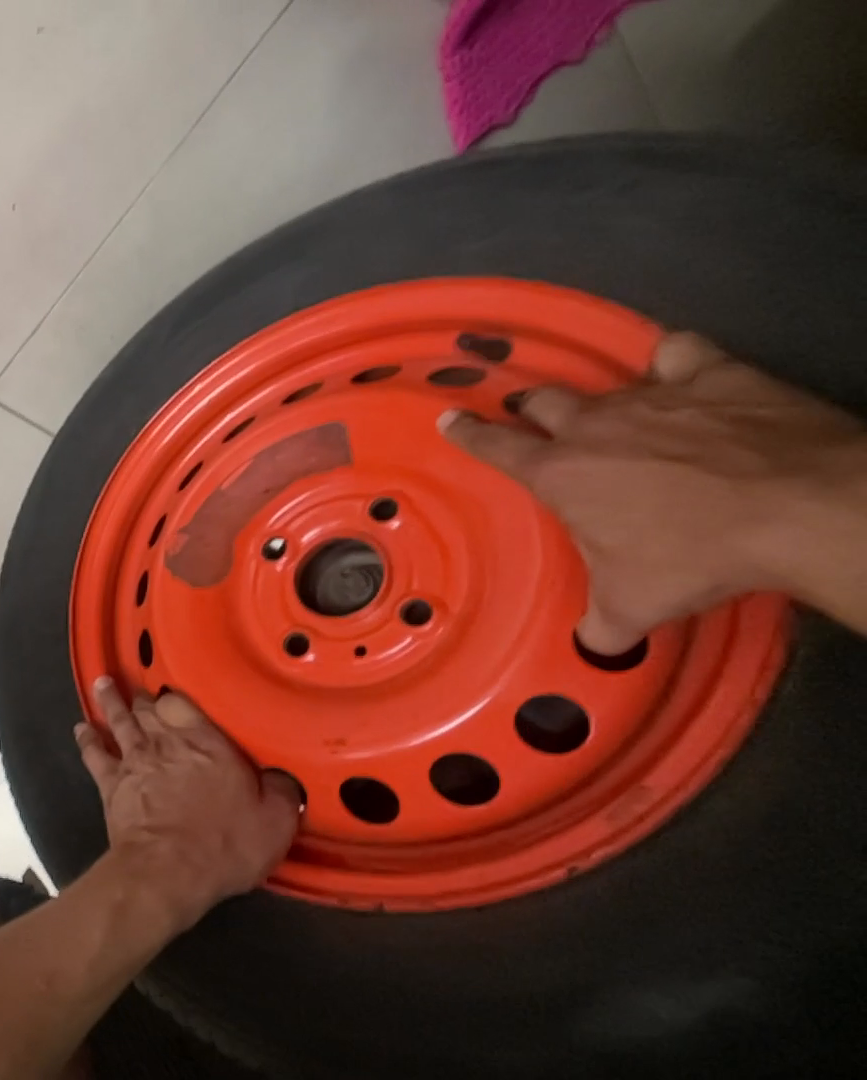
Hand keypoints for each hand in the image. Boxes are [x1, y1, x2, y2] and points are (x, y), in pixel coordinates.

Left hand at [75, 678, 301, 926]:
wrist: (168, 869)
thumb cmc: (225, 844)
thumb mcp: (274, 821)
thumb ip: (279, 791)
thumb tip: (281, 776)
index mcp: (206, 742)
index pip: (183, 704)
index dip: (176, 696)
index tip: (173, 691)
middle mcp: (165, 743)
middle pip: (149, 709)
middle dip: (143, 697)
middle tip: (138, 687)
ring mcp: (134, 760)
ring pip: (119, 721)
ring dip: (110, 702)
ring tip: (102, 685)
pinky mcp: (111, 783)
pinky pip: (94, 753)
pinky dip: (86, 738)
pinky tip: (81, 728)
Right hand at [441, 332, 866, 654]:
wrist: (805, 510)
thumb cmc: (697, 557)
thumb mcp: (636, 605)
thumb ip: (602, 624)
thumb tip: (592, 649)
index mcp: (558, 473)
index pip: (493, 446)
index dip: (467, 433)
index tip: (450, 419)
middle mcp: (592, 427)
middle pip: (542, 401)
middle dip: (531, 408)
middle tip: (532, 416)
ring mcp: (652, 397)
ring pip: (602, 380)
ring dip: (597, 393)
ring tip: (605, 402)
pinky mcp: (713, 376)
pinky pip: (678, 352)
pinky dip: (672, 361)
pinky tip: (678, 371)